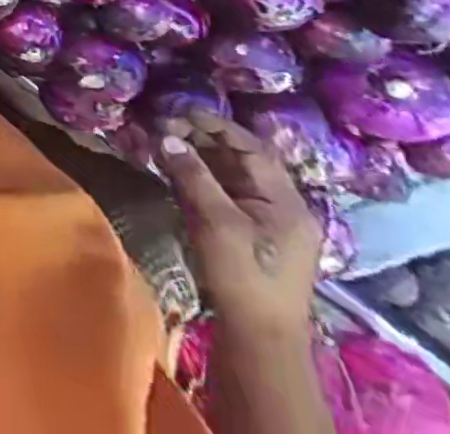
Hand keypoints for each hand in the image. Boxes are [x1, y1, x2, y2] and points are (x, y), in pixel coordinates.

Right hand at [155, 108, 321, 338]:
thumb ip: (193, 176)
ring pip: (229, 175)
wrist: (259, 338)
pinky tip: (173, 169)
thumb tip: (167, 135)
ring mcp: (264, 220)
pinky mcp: (247, 233)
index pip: (252, 148)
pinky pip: (222, 192)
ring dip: (197, 156)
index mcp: (286, 201)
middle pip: (240, 159)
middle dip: (202, 139)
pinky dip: (198, 176)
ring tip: (162, 141)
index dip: (217, 126)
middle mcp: (280, 205)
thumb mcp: (218, 223)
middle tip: (164, 125)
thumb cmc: (244, 278)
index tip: (181, 112)